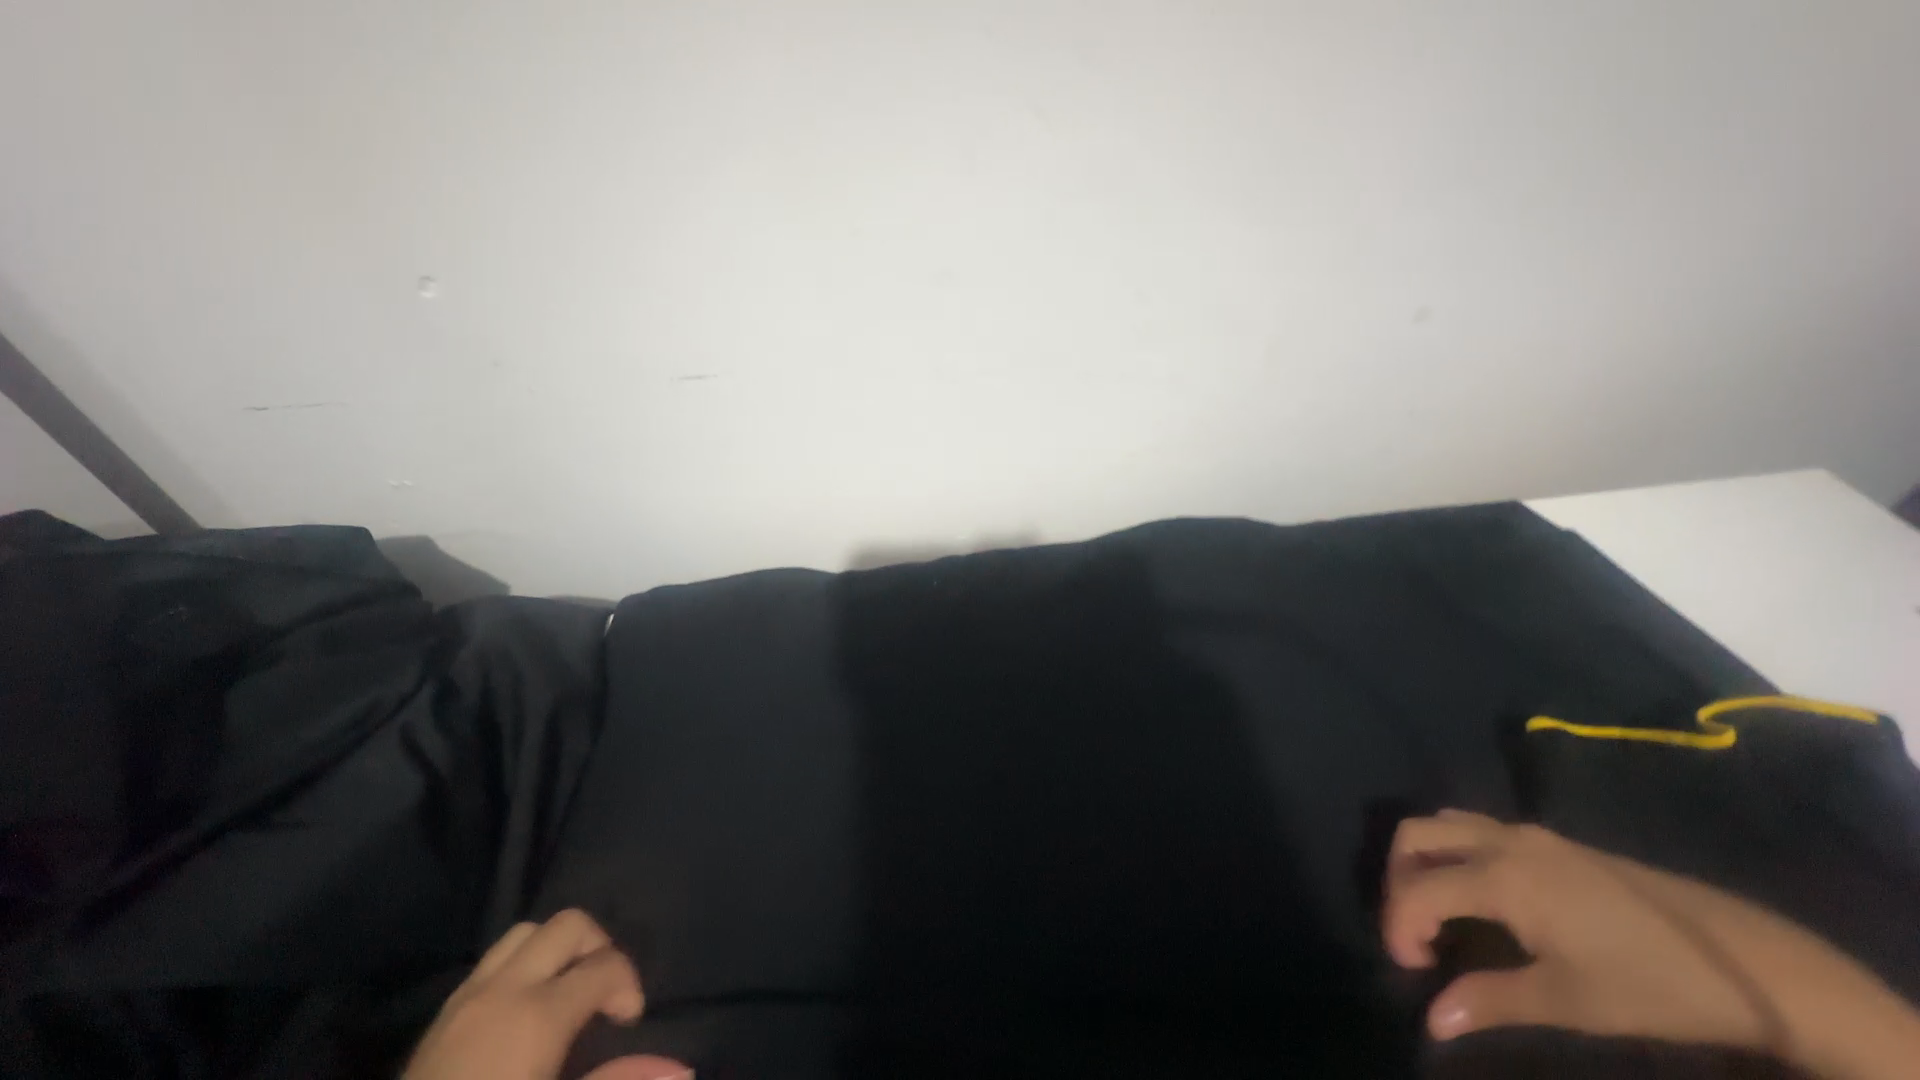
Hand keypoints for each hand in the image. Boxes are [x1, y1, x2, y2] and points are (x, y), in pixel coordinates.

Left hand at [403, 909, 691, 1079]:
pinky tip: (523, 1016)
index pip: (606, 964)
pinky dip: (522, 968)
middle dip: (598, 948)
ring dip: (556, 953)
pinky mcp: (441, 1015)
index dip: (630, 985)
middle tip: (604, 999)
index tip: (628, 1024)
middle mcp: (504, 989)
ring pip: (525, 934)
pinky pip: (493, 961)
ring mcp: (467, 997)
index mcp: (538, 1014)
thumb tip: (684, 1069)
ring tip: (566, 998)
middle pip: (567, 926)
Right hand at [1382, 810, 1919, 1079]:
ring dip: (1425, 861)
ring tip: (1440, 914)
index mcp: (1502, 877)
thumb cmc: (1653, 985)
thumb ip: (1489, 1000)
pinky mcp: (1555, 842)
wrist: (1752, 961)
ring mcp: (1532, 835)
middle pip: (1416, 835)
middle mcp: (1505, 842)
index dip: (1397, 927)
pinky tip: (1483, 902)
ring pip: (1445, 824)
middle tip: (1417, 935)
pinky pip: (1477, 830)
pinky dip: (1456, 855)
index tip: (1413, 970)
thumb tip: (1433, 1019)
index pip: (1416, 889)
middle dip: (1398, 881)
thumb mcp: (1567, 1001)